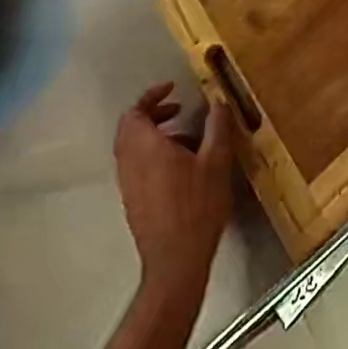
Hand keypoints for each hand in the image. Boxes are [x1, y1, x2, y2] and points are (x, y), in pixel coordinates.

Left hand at [114, 83, 232, 292]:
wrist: (176, 260)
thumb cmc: (197, 206)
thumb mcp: (216, 162)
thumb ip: (217, 128)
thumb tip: (219, 103)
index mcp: (145, 147)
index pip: (135, 112)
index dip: (152, 96)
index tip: (173, 88)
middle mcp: (129, 162)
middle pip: (130, 129)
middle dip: (153, 114)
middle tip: (178, 110)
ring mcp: (128, 184)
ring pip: (132, 148)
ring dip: (155, 136)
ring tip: (188, 140)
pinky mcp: (133, 201)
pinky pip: (137, 166)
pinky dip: (154, 155)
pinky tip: (183, 168)